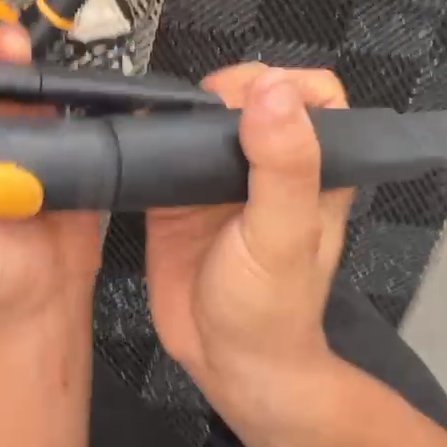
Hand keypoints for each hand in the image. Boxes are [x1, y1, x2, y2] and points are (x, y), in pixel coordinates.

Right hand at [145, 65, 355, 411]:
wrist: (224, 363)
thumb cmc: (270, 306)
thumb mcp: (284, 235)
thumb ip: (284, 165)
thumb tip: (272, 88)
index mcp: (310, 167)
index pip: (313, 96)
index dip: (285, 83)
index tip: (248, 99)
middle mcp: (263, 165)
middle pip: (249, 96)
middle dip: (222, 92)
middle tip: (194, 118)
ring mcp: (215, 179)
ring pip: (201, 119)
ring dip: (180, 110)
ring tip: (161, 127)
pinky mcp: (174, 195)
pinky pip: (161, 151)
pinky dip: (146, 137)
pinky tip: (133, 139)